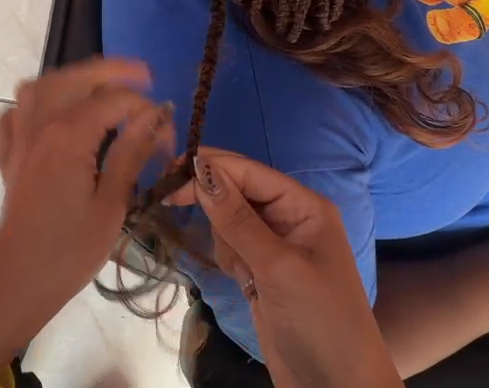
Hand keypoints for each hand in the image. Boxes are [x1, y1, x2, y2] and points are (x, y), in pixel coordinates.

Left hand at [0, 59, 172, 376]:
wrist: (19, 282)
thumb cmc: (70, 250)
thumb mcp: (112, 203)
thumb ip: (131, 151)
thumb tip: (157, 115)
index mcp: (68, 134)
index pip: (114, 100)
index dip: (146, 110)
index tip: (167, 134)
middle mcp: (39, 123)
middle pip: (75, 77)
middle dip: (111, 71)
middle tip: (142, 77)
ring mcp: (18, 136)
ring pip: (40, 85)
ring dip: (69, 79)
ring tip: (97, 88)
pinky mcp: (7, 155)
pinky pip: (13, 114)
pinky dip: (31, 106)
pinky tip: (49, 117)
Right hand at [169, 149, 401, 387]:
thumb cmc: (319, 320)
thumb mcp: (278, 267)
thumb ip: (237, 218)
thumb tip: (201, 169)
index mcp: (304, 206)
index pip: (249, 171)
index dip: (211, 166)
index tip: (170, 173)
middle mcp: (289, 218)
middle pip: (236, 190)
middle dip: (211, 198)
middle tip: (169, 198)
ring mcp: (275, 247)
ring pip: (229, 219)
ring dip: (223, 236)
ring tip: (242, 271)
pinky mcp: (262, 273)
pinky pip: (232, 246)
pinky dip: (228, 257)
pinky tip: (243, 282)